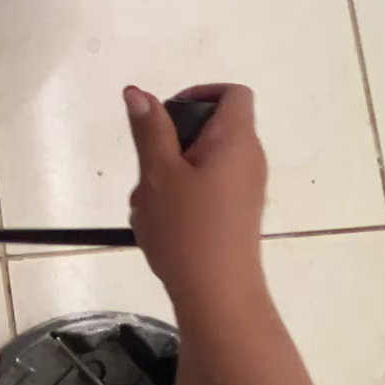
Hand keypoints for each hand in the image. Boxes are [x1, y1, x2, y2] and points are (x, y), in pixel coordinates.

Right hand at [124, 83, 267, 306]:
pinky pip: (203, 189)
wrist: (216, 291)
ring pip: (198, 163)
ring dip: (166, 175)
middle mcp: (247, 158)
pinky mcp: (233, 213)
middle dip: (167, 144)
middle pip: (208, 130)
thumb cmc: (186, 228)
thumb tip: (138, 92)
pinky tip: (157, 223)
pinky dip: (177, 196)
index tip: (162, 118)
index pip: (230, 94)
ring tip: (146, 205)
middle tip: (145, 170)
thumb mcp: (158, 175)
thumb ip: (149, 131)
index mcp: (234, 140)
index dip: (197, 94)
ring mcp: (243, 188)